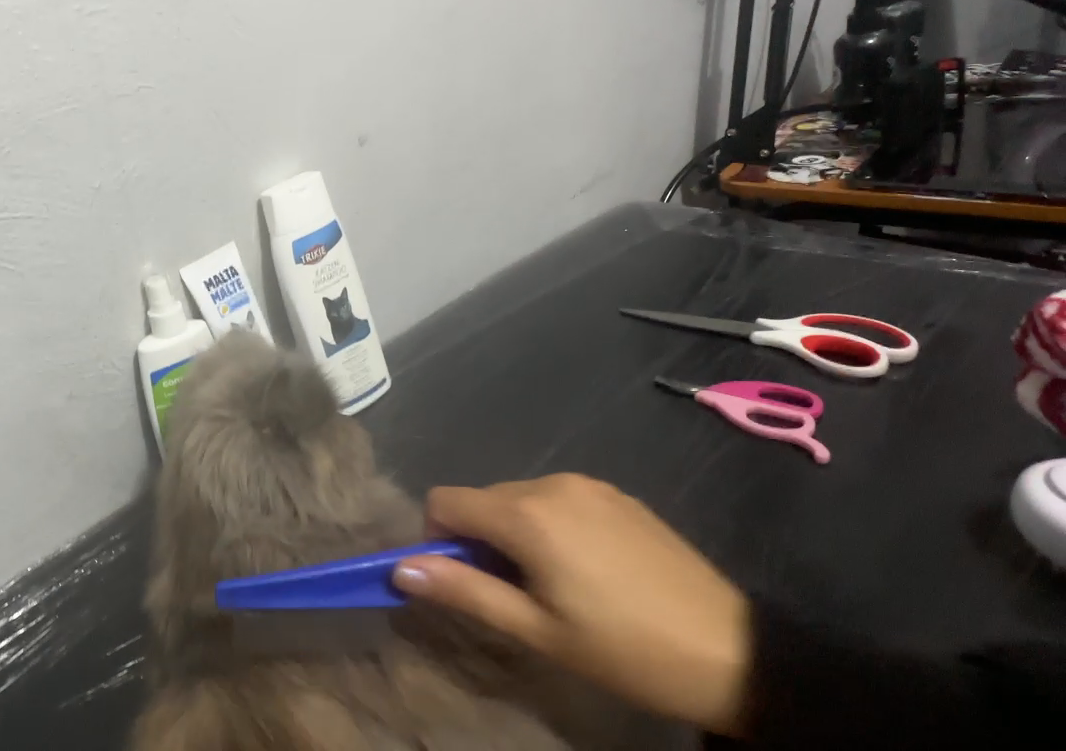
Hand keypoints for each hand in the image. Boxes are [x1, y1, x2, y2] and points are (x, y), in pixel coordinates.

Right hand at [390, 474, 750, 736]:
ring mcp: (588, 485)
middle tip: (513, 595)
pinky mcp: (616, 494)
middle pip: (481, 500)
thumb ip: (464, 592)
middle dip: (479, 540)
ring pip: (517, 499)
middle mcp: (550, 483)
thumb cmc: (626, 650)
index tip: (463, 581)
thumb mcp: (538, 631)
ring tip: (554, 585)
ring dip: (514, 533)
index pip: (444, 501)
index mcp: (525, 514)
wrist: (738, 654)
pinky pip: (556, 499)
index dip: (437, 539)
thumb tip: (399, 568)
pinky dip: (548, 526)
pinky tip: (587, 569)